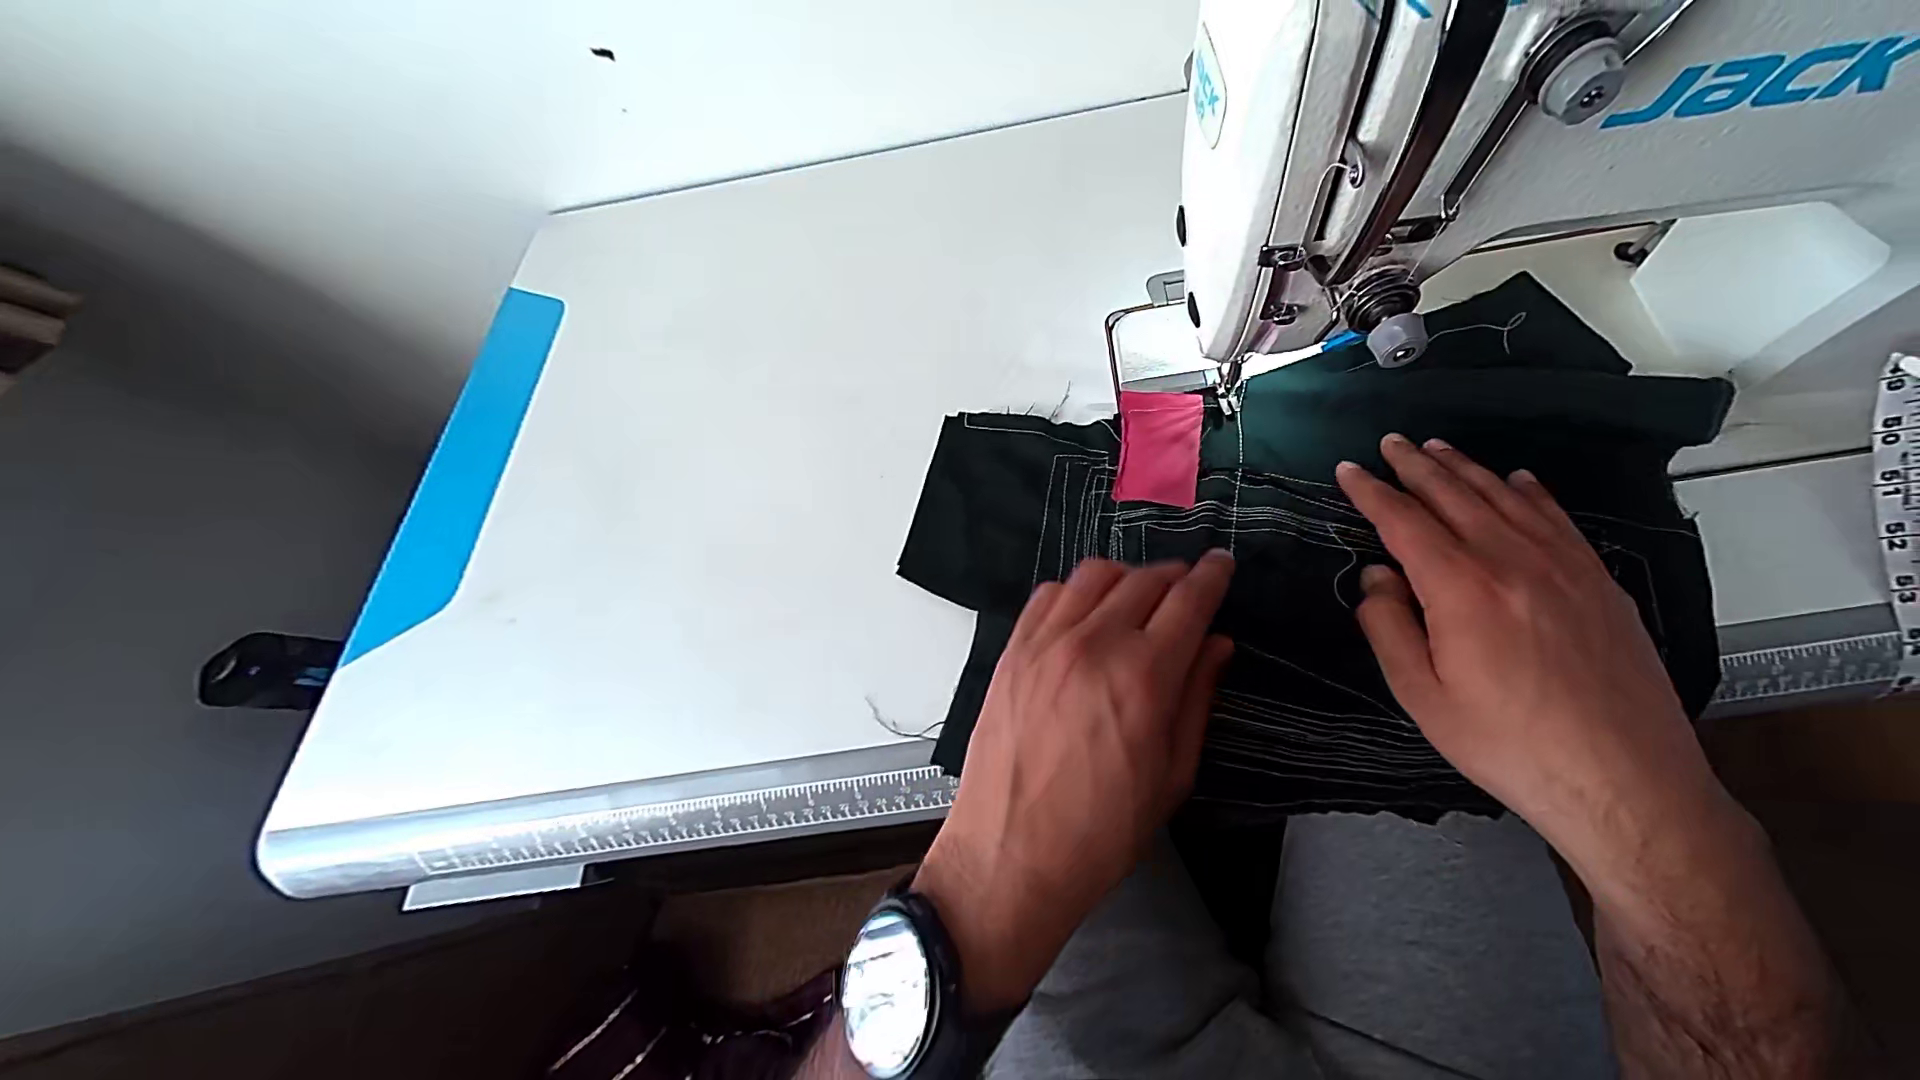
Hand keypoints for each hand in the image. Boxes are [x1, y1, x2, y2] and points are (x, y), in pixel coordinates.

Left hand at [914, 554, 1235, 1012]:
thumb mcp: (1172, 774)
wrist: (1011, 853)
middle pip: (1145, 580)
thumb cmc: (1100, 830)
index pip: (1189, 601)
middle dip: (1175, 576)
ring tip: (1139, 595)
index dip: (1212, 576)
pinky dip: (1075, 590)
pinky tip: (1085, 611)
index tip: (1221, 564)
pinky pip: (1047, 595)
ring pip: (1094, 575)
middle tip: (1188, 586)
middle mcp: (1093, 645)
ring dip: (1127, 576)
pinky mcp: (1012, 651)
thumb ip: (1197, 698)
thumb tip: (1216, 646)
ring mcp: (1045, 643)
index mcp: (1143, 676)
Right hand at [1334, 434, 1740, 884]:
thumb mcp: (1420, 694)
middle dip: (1416, 466)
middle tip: (1389, 443)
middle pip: (1455, 497)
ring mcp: (1566, 568)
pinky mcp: (1601, 583)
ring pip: (1506, 499)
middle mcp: (1513, 563)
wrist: (1626, 782)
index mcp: (1461, 589)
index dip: (1371, 492)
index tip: (1348, 469)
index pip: (1404, 522)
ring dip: (1467, 469)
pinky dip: (1531, 492)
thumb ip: (1387, 626)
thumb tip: (1377, 576)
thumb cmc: (1504, 742)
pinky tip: (1518, 478)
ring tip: (1438, 448)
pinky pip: (1559, 520)